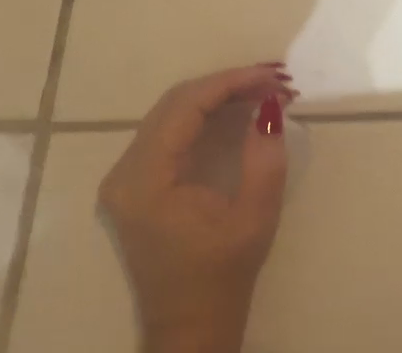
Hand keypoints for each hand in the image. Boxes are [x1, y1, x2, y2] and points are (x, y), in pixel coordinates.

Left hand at [100, 64, 298, 352]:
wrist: (190, 323)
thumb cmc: (222, 273)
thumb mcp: (255, 214)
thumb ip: (263, 155)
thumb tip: (272, 104)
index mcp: (145, 181)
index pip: (185, 106)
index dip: (232, 82)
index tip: (275, 77)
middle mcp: (125, 173)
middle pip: (175, 103)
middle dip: (228, 84)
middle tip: (276, 81)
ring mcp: (127, 179)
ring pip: (172, 113)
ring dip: (219, 96)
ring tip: (266, 92)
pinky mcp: (138, 184)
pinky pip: (172, 131)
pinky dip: (207, 114)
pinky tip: (241, 112)